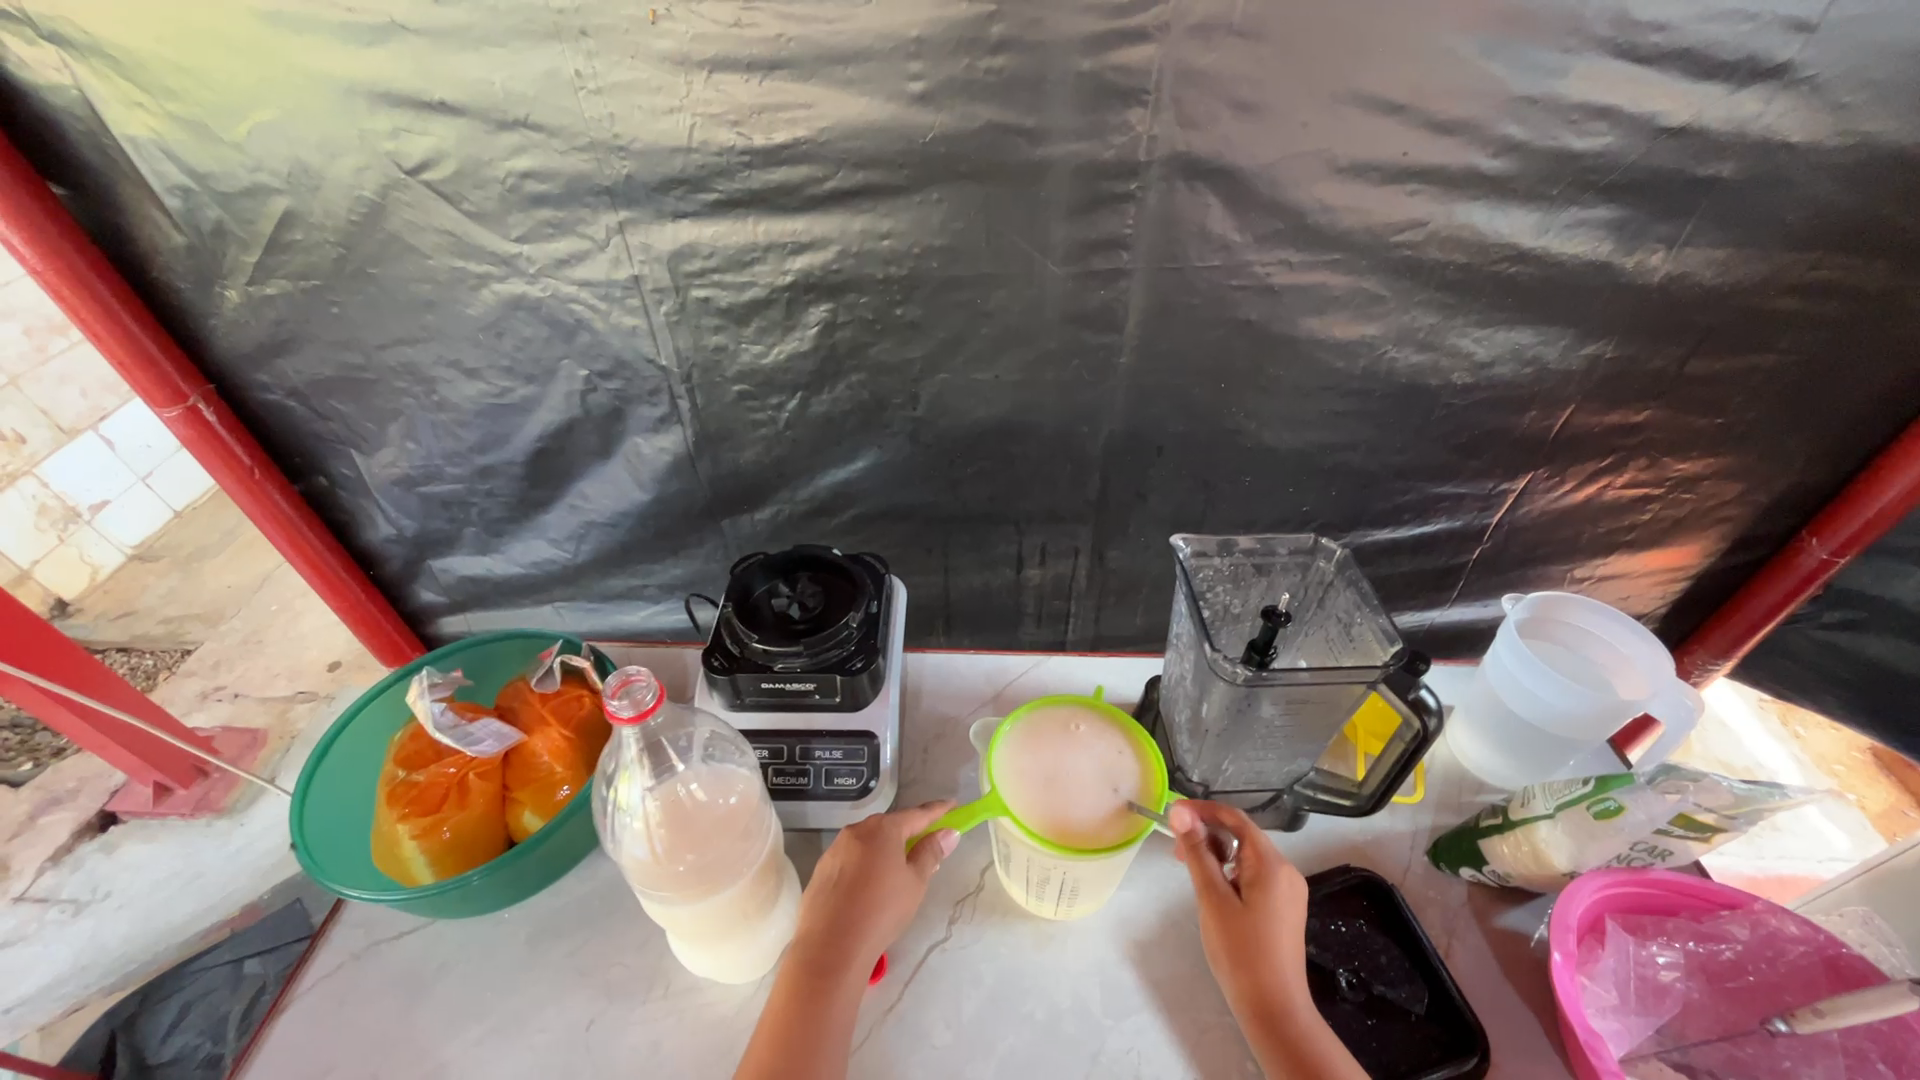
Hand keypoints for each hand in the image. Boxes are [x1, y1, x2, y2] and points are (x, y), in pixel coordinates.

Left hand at [788, 800, 958, 981]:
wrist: (830, 946)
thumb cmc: (881, 911)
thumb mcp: (915, 883)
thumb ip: (930, 853)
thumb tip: (947, 833)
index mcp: (883, 829)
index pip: (917, 814)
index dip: (937, 811)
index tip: (952, 805)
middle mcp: (857, 831)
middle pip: (889, 826)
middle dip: (909, 832)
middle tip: (927, 842)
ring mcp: (835, 849)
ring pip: (868, 842)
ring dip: (885, 849)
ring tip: (898, 868)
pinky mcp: (822, 870)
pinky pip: (852, 858)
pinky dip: (866, 864)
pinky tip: (869, 885)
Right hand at [1169, 800, 1311, 1022]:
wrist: (1274, 1009)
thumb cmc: (1240, 952)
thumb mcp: (1212, 898)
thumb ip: (1197, 852)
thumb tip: (1181, 811)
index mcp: (1272, 864)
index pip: (1235, 819)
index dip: (1202, 811)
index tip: (1172, 815)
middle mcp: (1286, 871)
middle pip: (1243, 836)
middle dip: (1208, 834)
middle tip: (1175, 851)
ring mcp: (1288, 891)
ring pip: (1248, 857)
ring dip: (1218, 855)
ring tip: (1190, 871)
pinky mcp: (1284, 908)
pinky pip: (1255, 876)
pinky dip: (1231, 873)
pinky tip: (1214, 890)